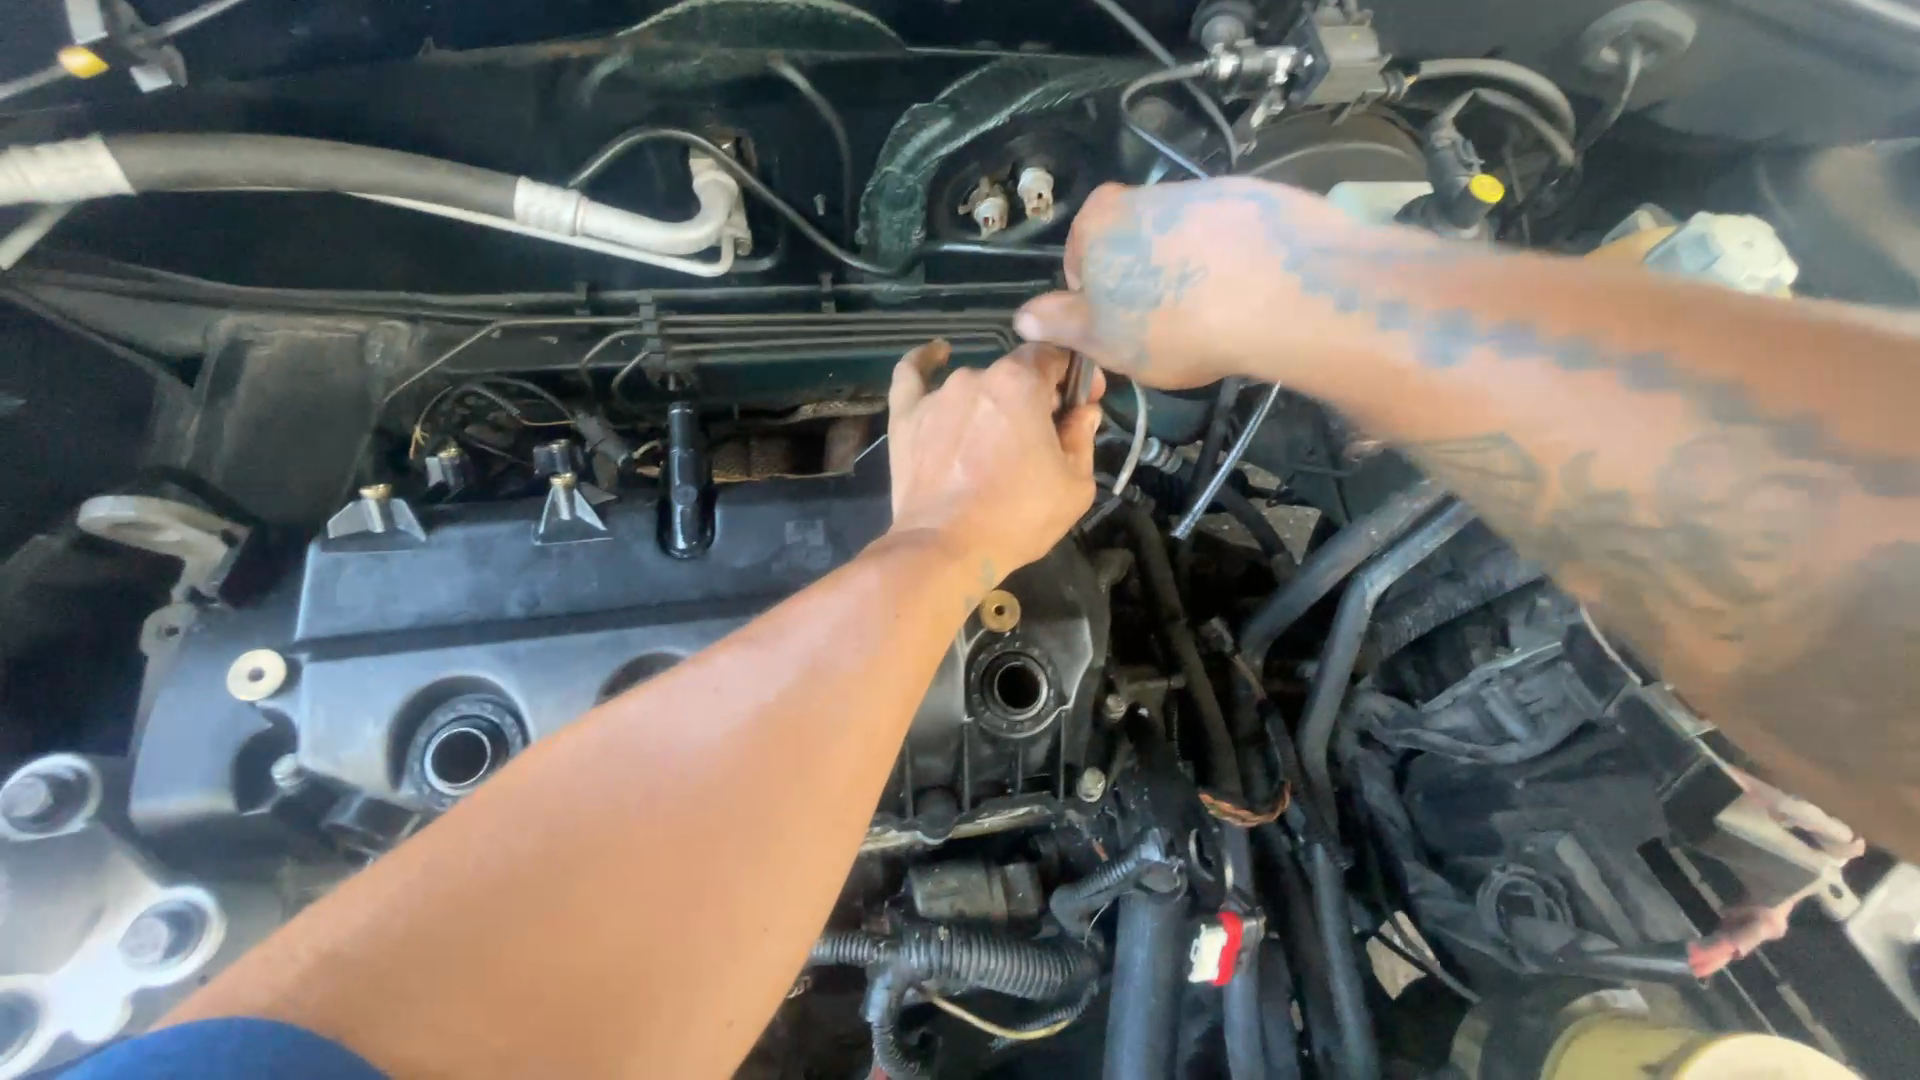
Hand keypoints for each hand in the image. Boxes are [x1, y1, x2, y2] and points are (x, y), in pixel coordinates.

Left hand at [886, 340, 1103, 579]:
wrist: (946, 549)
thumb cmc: (1017, 518)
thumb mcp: (1074, 486)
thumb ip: (1082, 438)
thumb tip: (1083, 412)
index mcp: (1021, 383)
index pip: (1054, 356)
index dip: (1073, 375)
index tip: (1081, 402)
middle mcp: (977, 377)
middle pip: (1014, 374)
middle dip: (1034, 396)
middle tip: (1040, 436)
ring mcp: (937, 395)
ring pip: (974, 386)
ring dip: (991, 402)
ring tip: (994, 440)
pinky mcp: (905, 417)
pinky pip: (911, 375)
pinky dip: (925, 361)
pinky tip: (937, 354)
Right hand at [1013, 178, 1406, 388]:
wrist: (1283, 294)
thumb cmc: (1172, 324)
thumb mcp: (1101, 340)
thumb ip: (1058, 324)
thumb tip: (1024, 316)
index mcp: (1099, 221)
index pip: (1079, 261)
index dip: (1094, 301)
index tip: (1119, 330)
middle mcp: (1148, 194)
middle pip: (1131, 246)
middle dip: (1140, 283)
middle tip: (1163, 328)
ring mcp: (1206, 191)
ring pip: (1181, 242)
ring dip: (1186, 273)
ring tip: (1210, 318)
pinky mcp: (1258, 198)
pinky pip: (1229, 238)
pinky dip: (1230, 263)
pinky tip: (1245, 297)